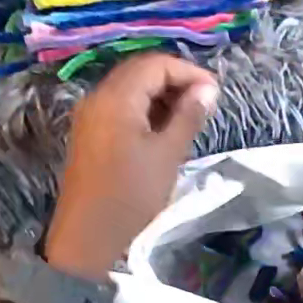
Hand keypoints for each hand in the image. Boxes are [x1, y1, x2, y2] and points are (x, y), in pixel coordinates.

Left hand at [46, 54, 217, 279]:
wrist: (89, 237)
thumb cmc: (132, 196)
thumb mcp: (168, 155)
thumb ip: (188, 117)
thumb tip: (207, 90)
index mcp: (116, 98)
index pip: (155, 64)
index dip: (189, 72)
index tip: (214, 93)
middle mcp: (97, 98)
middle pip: (139, 72)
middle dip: (174, 81)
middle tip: (204, 103)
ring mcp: (89, 116)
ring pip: (129, 90)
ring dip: (160, 96)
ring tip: (188, 119)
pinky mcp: (89, 134)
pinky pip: (119, 108)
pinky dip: (144, 111)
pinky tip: (163, 131)